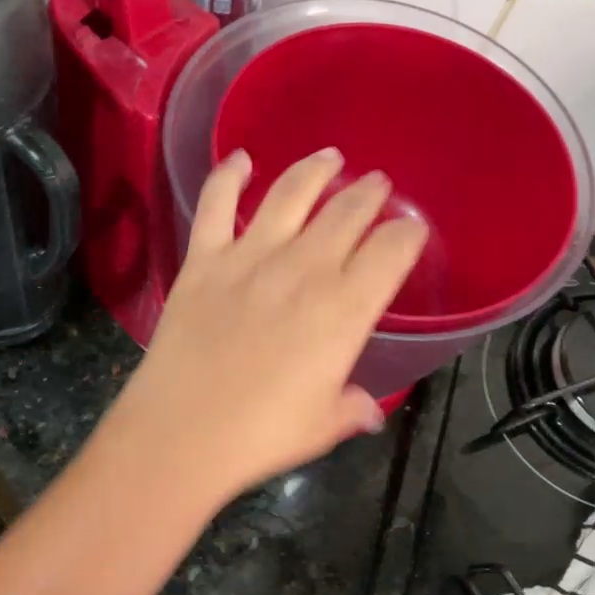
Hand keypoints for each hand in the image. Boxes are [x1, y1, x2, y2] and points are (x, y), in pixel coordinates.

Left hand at [101, 147, 426, 505]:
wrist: (184, 431)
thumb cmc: (261, 435)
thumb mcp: (323, 426)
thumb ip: (351, 407)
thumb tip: (368, 410)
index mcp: (346, 308)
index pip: (393, 249)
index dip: (408, 234)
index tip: (410, 231)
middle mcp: (305, 268)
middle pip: (348, 212)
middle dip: (370, 194)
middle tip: (377, 186)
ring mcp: (250, 257)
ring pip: (291, 192)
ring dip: (316, 169)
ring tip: (331, 158)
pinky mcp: (203, 259)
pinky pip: (217, 202)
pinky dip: (229, 174)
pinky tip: (240, 160)